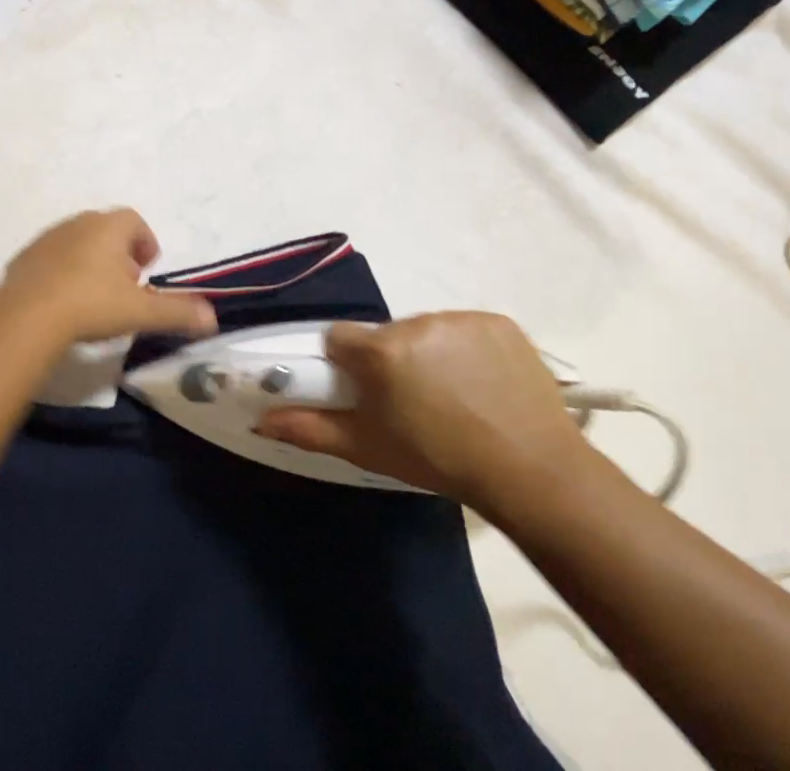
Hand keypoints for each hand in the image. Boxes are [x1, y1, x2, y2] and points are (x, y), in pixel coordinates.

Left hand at [0, 209, 217, 346]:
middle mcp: (76, 224)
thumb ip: (177, 312)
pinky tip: (62, 302)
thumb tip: (211, 317)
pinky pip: (49, 260)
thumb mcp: (140, 312)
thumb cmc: (91, 305)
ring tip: (93, 297)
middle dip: (118, 253)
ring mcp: (45, 239)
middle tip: (124, 286)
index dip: (145, 242)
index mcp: (107, 227)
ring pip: (75, 243)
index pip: (134, 221)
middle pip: (104, 230)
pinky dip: (60, 273)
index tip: (146, 270)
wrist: (26, 317)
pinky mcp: (22, 259)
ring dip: (89, 262)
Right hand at [254, 313, 588, 508]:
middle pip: (384, 335)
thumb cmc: (437, 460)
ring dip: (427, 353)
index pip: (340, 338)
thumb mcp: (366, 448)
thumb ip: (308, 428)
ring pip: (424, 330)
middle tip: (410, 402)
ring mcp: (462, 319)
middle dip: (389, 361)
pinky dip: (465, 349)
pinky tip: (480, 383)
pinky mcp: (499, 322)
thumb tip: (260, 421)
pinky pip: (464, 329)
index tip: (364, 393)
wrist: (530, 469)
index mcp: (380, 350)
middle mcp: (417, 323)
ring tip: (451, 395)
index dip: (347, 366)